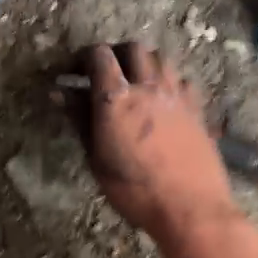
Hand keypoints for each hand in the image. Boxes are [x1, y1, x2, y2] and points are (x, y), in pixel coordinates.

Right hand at [82, 43, 237, 243]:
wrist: (191, 209)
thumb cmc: (135, 190)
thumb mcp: (97, 157)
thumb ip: (79, 118)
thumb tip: (60, 92)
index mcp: (116, 97)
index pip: (99, 55)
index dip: (83, 57)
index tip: (75, 72)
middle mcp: (147, 86)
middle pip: (133, 48)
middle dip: (116, 53)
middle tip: (107, 72)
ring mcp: (176, 95)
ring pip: (161, 59)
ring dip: (145, 63)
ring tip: (136, 82)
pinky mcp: (197, 109)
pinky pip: (183, 80)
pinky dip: (170, 82)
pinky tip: (165, 100)